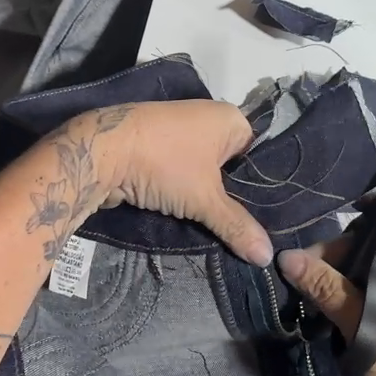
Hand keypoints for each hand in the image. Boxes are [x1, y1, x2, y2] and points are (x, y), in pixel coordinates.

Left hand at [90, 101, 273, 265]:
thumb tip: (268, 257)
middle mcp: (207, 119)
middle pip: (230, 167)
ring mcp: (179, 133)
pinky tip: (194, 220)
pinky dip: (185, 195)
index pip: (258, 155)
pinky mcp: (157, 148)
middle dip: (234, 198)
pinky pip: (182, 175)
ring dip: (207, 199)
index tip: (272, 220)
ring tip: (226, 232)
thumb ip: (237, 226)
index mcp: (228, 118)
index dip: (262, 188)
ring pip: (204, 174)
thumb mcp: (206, 199)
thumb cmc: (165, 163)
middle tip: (251, 233)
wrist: (102, 152)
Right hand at [277, 197, 375, 375]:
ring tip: (298, 285)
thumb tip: (286, 258)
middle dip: (340, 248)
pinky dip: (336, 299)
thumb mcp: (370, 326)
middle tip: (303, 263)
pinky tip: (308, 303)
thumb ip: (329, 288)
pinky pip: (359, 301)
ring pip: (364, 274)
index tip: (348, 206)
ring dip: (333, 276)